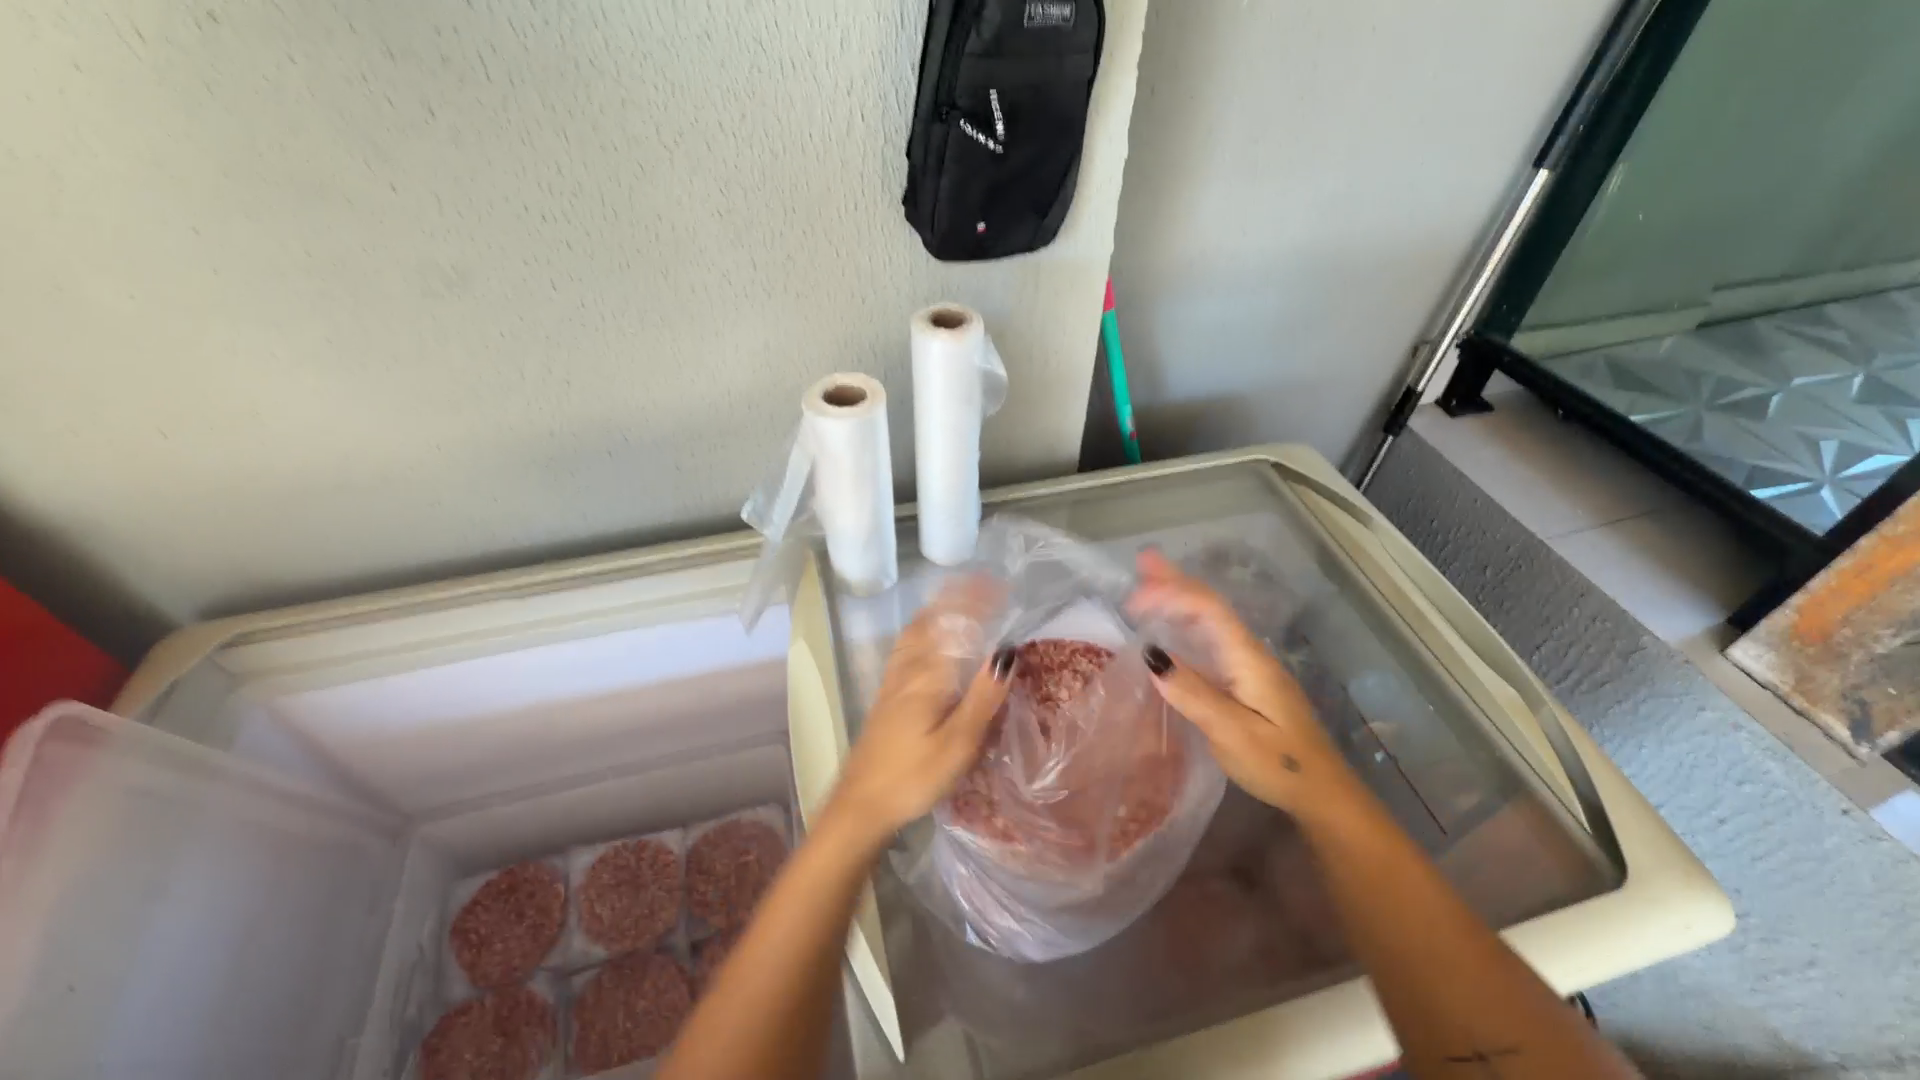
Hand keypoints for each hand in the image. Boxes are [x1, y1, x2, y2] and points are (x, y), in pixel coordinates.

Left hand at [826, 576, 1015, 842]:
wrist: (861, 804)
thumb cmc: (914, 776)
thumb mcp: (958, 743)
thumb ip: (983, 697)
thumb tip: (1007, 652)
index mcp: (928, 676)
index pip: (954, 625)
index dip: (976, 601)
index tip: (1000, 584)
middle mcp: (907, 670)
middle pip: (930, 621)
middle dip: (956, 598)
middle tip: (984, 584)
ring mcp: (892, 682)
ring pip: (914, 633)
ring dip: (937, 610)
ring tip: (956, 600)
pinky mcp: (886, 698)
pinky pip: (906, 648)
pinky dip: (922, 630)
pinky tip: (925, 640)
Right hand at [1127, 550, 1355, 815]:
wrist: (1322, 793)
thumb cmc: (1278, 764)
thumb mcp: (1231, 732)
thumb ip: (1192, 693)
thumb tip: (1152, 655)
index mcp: (1247, 659)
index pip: (1207, 609)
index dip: (1171, 594)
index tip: (1133, 599)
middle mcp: (1249, 654)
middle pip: (1211, 606)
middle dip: (1176, 582)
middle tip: (1143, 561)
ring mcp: (1250, 668)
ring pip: (1211, 621)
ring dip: (1181, 599)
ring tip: (1150, 582)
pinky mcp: (1248, 684)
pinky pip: (1212, 640)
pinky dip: (1188, 624)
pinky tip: (1175, 630)